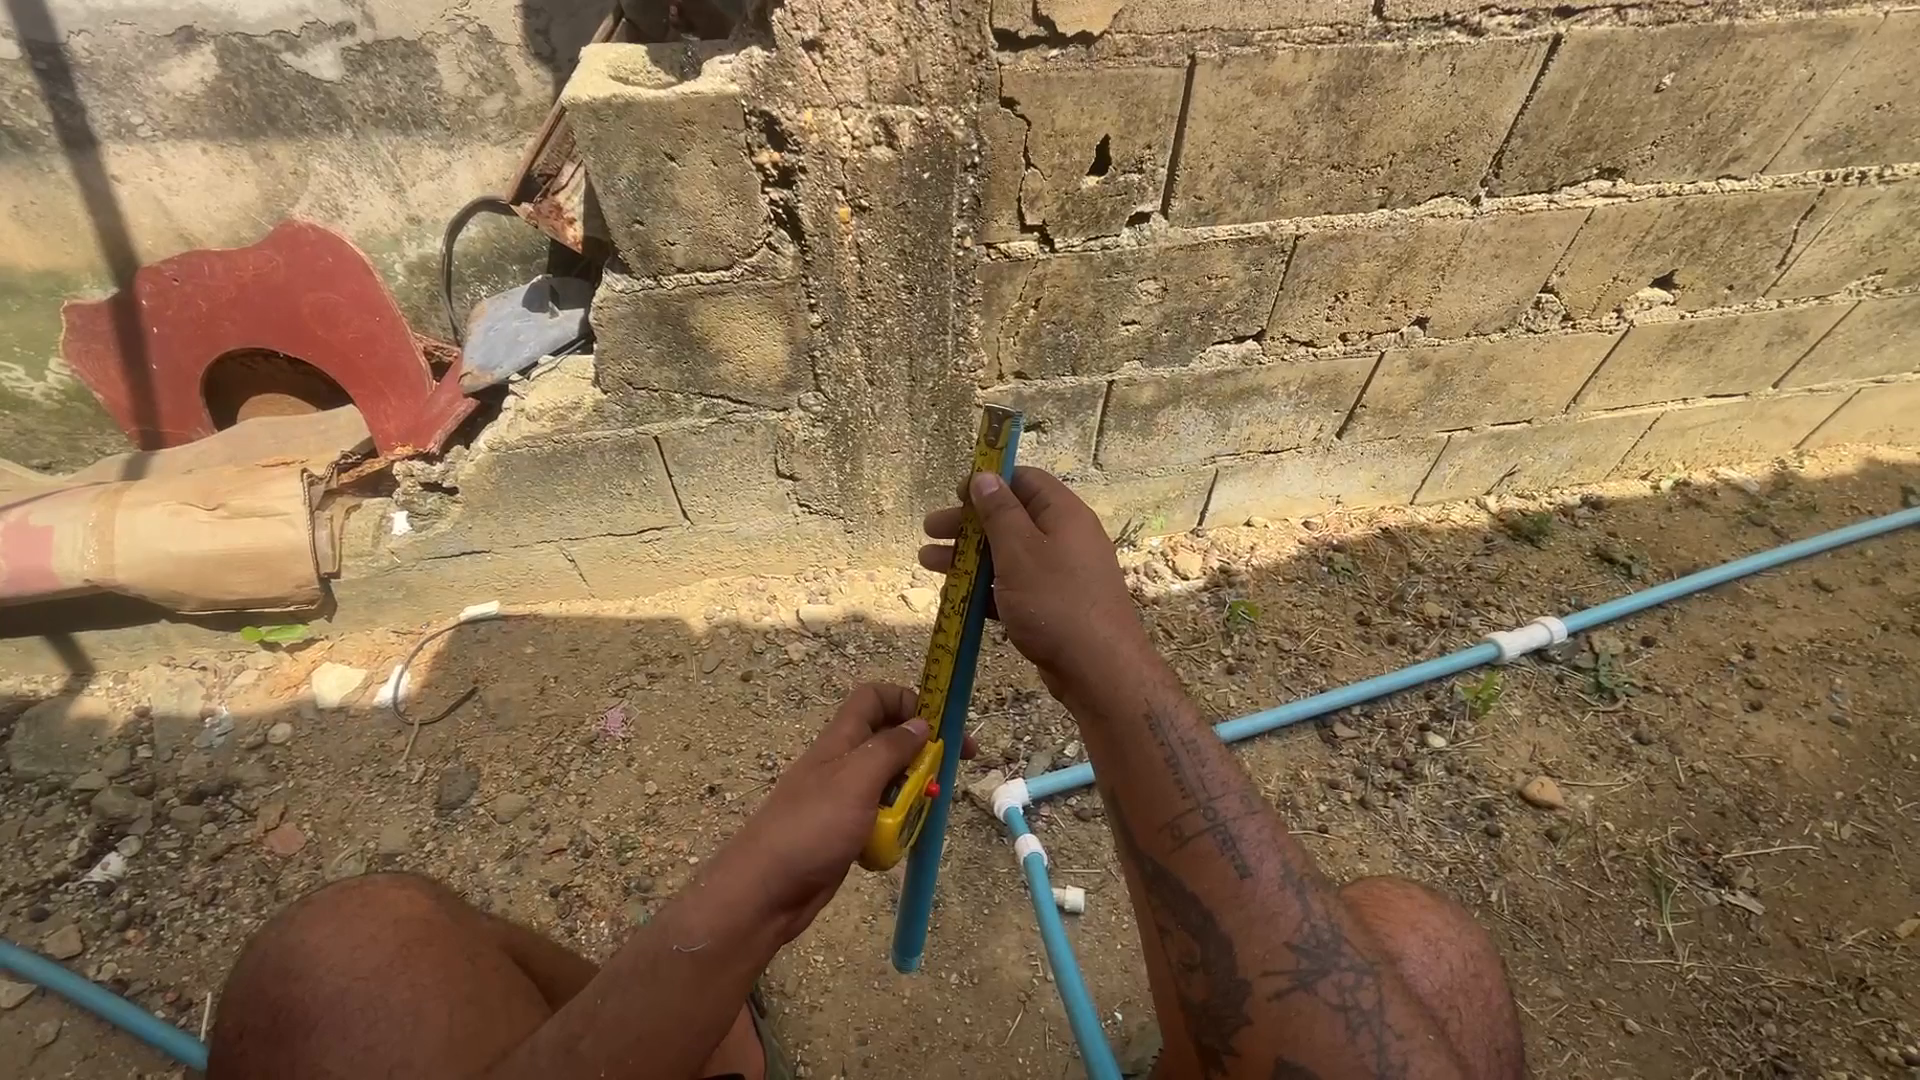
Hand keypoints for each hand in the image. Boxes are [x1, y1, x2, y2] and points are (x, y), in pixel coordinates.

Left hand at [705, 684, 967, 941]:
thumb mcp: (857, 780)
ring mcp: (845, 798)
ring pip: (892, 783)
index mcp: (842, 739)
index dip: (906, 700)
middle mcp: (844, 762)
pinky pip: (882, 818)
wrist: (765, 892)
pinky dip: (896, 827)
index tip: (939, 725)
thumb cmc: (811, 827)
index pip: (875, 698)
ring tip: (925, 813)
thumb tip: (921, 723)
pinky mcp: (847, 831)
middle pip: (891, 741)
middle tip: (953, 771)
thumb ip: (891, 748)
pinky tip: (900, 842)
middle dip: (923, 754)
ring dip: (913, 795)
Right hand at [920, 467, 1160, 706]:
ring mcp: (1060, 575)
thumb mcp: (1020, 550)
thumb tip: (985, 476)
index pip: (1026, 481)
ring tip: (927, 563)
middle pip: (1011, 519)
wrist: (1098, 670)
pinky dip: (985, 589)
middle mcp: (1065, 539)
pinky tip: (955, 597)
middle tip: (930, 530)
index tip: (955, 493)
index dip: (990, 482)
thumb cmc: (1055, 602)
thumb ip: (999, 512)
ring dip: (968, 557)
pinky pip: (1014, 588)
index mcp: (1064, 515)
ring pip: (1008, 556)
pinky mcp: (1053, 607)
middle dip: (968, 524)